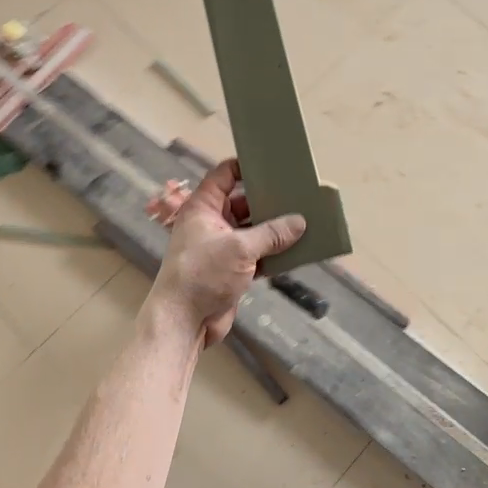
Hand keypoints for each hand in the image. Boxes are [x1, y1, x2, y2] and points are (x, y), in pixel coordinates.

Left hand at [149, 159, 305, 345]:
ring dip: (273, 229)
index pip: (224, 175)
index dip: (245, 166)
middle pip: (242, 203)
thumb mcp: (240, 248)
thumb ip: (271, 234)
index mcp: (203, 208)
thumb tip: (299, 222)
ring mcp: (220, 248)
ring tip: (303, 220)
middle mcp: (211, 223)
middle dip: (267, 200)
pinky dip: (273, 253)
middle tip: (297, 194)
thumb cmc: (202, 274)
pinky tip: (296, 250)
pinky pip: (256, 254)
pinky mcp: (230, 270)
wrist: (183, 322)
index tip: (272, 164)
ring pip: (252, 231)